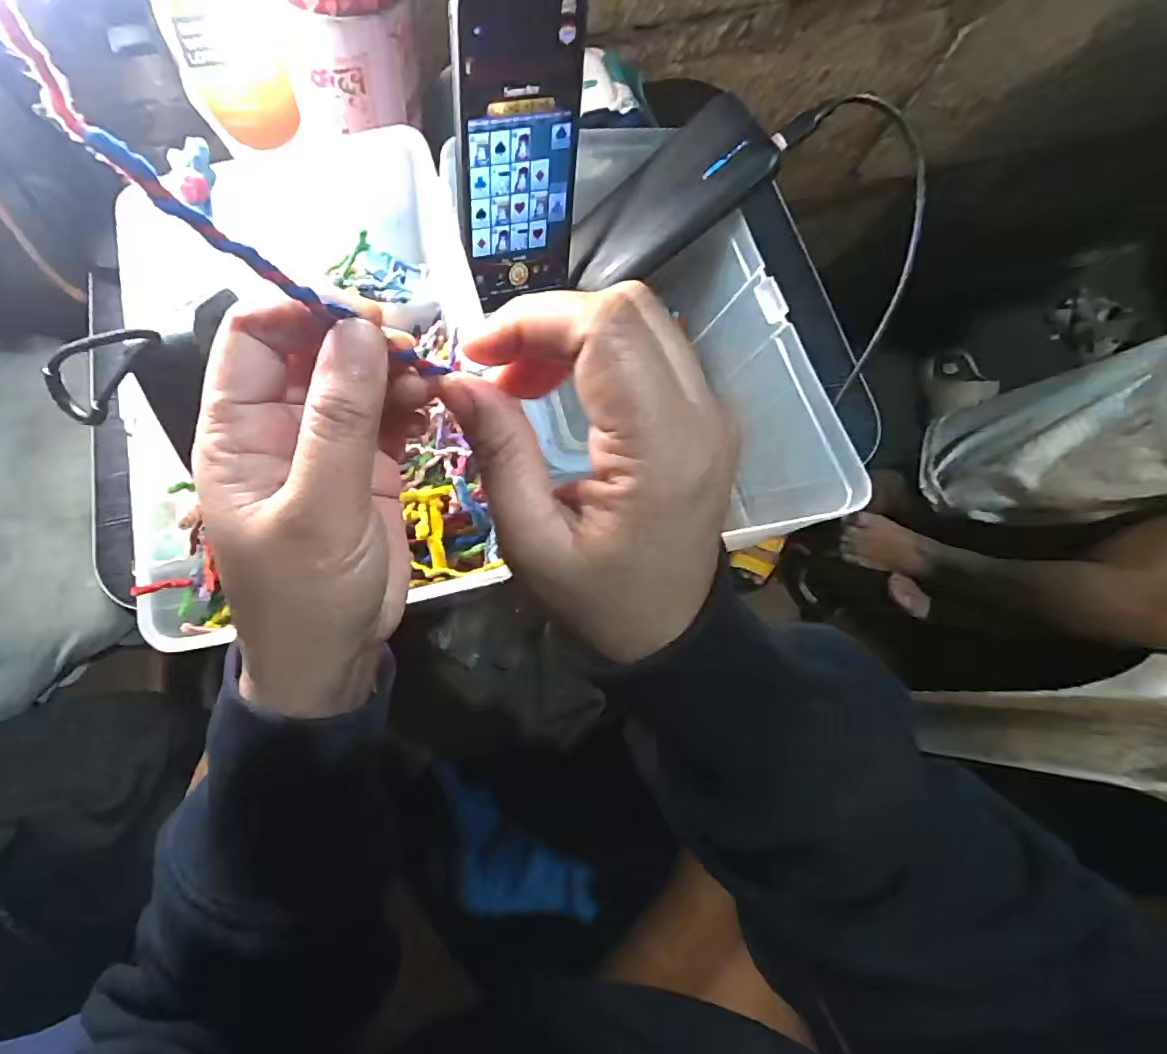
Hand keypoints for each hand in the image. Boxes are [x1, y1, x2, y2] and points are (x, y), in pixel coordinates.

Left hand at [194, 299, 430, 716]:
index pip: (251, 336)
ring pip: (354, 375)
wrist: (334, 660)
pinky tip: (433, 399)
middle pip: (309, 347)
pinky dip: (410, 397)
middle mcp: (276, 427)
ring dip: (391, 364)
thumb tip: (357, 329)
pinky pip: (386, 411)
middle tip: (409, 342)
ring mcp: (325, 444)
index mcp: (237, 432)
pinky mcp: (365, 464)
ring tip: (428, 376)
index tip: (357, 311)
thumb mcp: (318, 511)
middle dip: (356, 334)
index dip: (297, 308)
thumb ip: (338, 421)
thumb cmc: (307, 596)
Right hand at [440, 283, 736, 662]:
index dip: (532, 320)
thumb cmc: (598, 601)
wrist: (669, 632)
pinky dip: (591, 352)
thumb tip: (456, 381)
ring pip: (639, 320)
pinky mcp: (702, 415)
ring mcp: (710, 409)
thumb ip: (498, 451)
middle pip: (628, 308)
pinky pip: (646, 350)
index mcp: (661, 445)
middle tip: (493, 367)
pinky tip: (552, 388)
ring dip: (567, 334)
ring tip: (516, 381)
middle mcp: (700, 413)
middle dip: (546, 321)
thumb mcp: (531, 539)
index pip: (607, 327)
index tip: (475, 353)